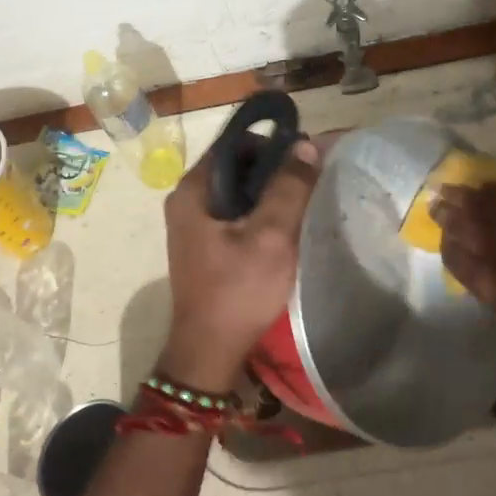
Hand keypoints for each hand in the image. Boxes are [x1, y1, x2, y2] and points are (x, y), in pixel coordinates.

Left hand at [157, 136, 321, 391]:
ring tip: (302, 204)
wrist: (209, 352)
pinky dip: (259, 213)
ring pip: (238, 191)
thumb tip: (305, 144)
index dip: (270, 144)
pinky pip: (235, 213)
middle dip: (273, 170)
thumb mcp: (271, 236)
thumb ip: (289, 187)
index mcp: (193, 190)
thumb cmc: (238, 291)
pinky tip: (284, 229)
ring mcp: (193, 224)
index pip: (234, 143)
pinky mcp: (205, 245)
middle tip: (308, 184)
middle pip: (236, 166)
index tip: (303, 158)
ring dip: (269, 193)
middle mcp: (187, 200)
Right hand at [433, 182, 495, 359]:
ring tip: (457, 188)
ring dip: (470, 194)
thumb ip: (493, 289)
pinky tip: (491, 188)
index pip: (455, 256)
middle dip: (450, 210)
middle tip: (437, 200)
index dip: (446, 242)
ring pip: (488, 203)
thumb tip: (477, 267)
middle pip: (467, 221)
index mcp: (492, 284)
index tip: (442, 233)